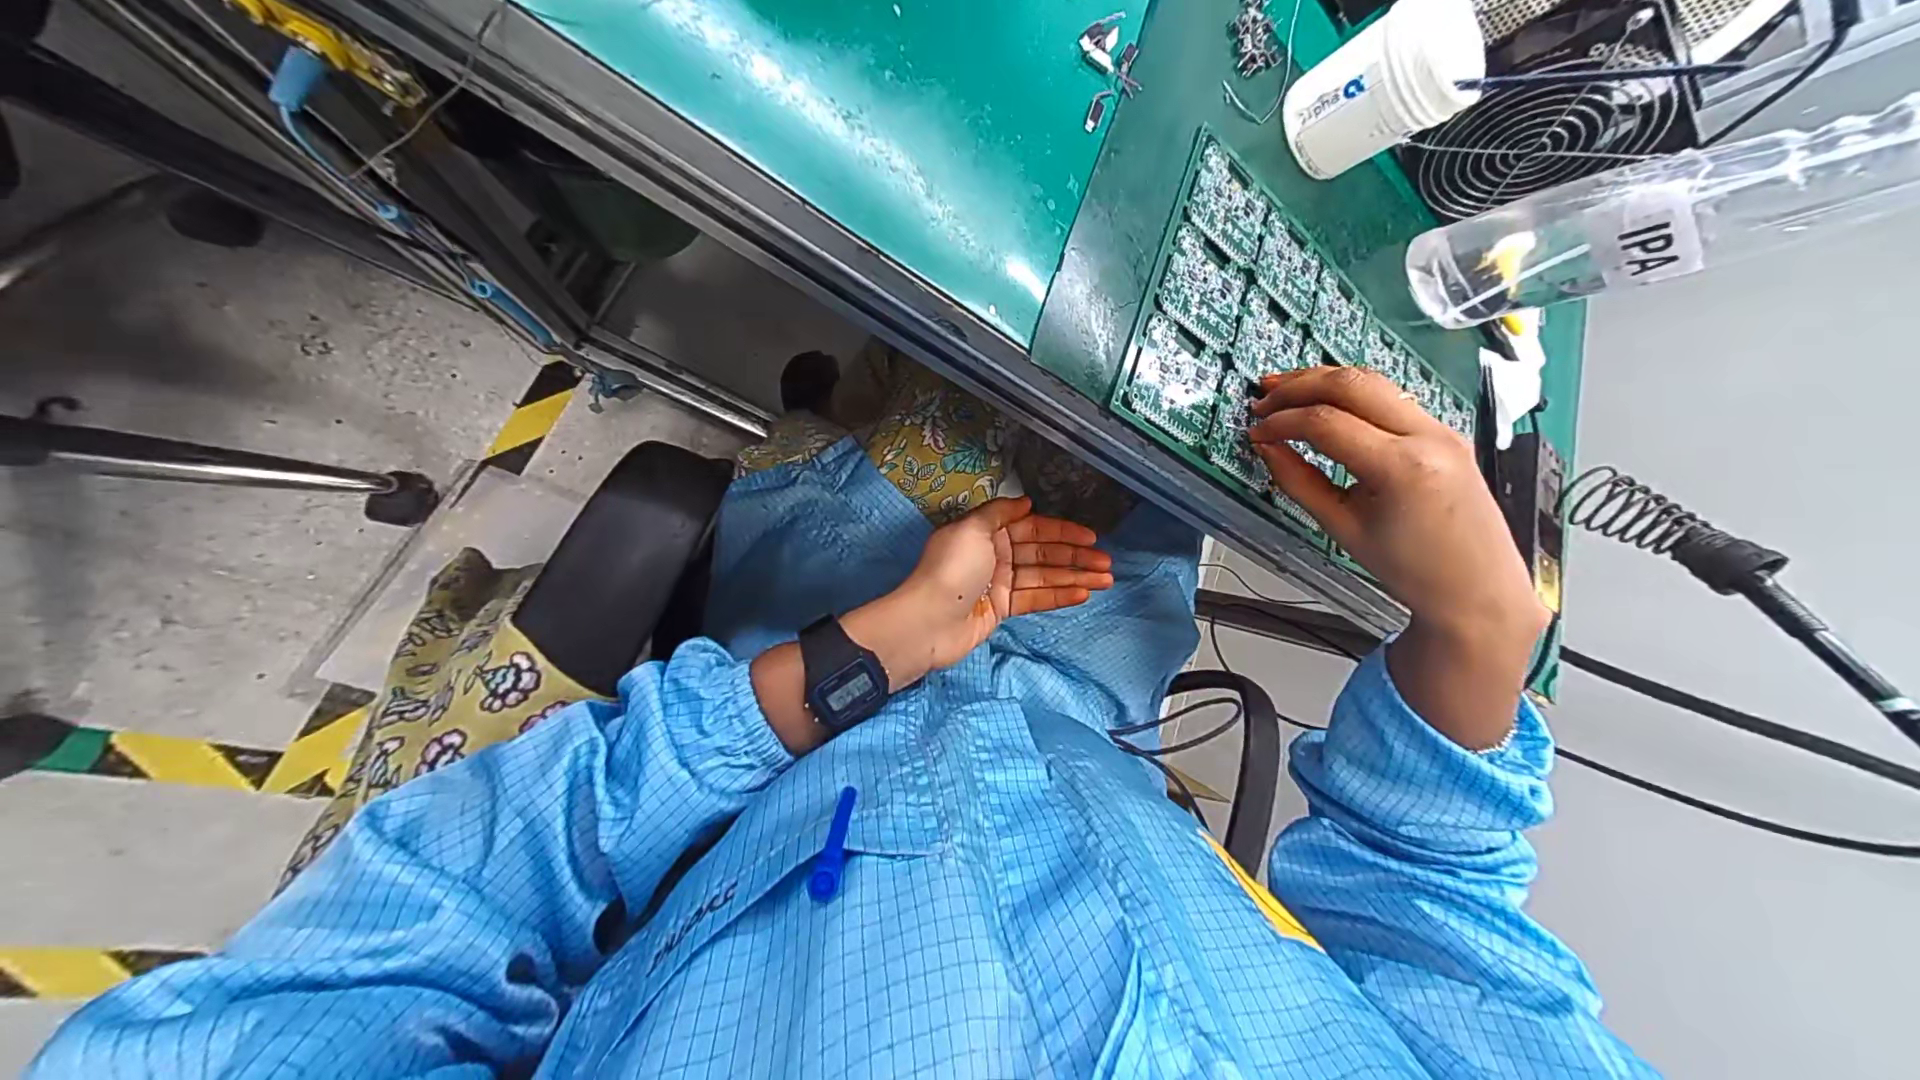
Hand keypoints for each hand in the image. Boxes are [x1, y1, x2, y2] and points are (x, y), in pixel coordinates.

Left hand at [750, 497, 1112, 754]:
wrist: (928, 622)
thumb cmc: (951, 570)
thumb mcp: (971, 530)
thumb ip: (999, 513)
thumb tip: (1025, 502)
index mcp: (986, 532)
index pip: (1032, 528)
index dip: (1062, 531)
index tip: (1091, 537)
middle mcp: (995, 555)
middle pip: (1042, 553)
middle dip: (1076, 557)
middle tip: (1107, 563)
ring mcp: (998, 583)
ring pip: (1044, 576)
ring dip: (1075, 577)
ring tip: (1106, 580)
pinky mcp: (1001, 608)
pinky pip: (1035, 598)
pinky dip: (1059, 595)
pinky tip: (1084, 593)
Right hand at [1248, 367, 1548, 746]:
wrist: (1477, 588)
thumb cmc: (1410, 569)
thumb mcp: (1341, 527)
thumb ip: (1298, 482)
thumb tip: (1268, 449)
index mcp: (1402, 467)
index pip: (1326, 422)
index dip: (1281, 422)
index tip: (1255, 431)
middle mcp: (1428, 436)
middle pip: (1351, 384)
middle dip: (1300, 384)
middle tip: (1263, 395)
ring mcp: (1441, 429)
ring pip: (1373, 381)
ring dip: (1325, 380)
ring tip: (1286, 388)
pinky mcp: (1442, 432)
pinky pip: (1390, 397)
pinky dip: (1350, 393)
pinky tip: (1325, 402)